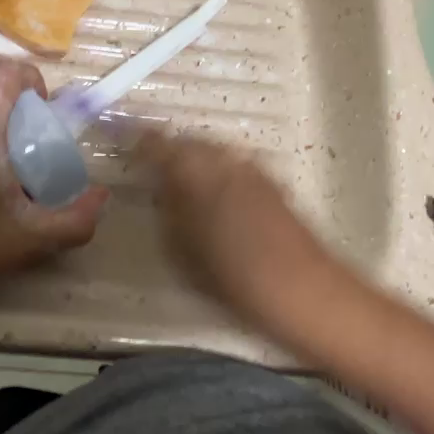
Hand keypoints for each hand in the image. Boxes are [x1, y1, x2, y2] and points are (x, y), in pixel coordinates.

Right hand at [137, 132, 336, 328]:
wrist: (305, 291)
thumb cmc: (236, 279)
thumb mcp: (184, 253)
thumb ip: (168, 212)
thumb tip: (160, 188)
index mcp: (198, 173)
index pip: (160, 145)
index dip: (142, 143)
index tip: (128, 147)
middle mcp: (226, 160)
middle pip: (190, 142)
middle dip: (171, 149)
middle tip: (153, 164)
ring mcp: (254, 168)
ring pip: (215, 151)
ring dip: (197, 158)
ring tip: (183, 180)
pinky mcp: (273, 182)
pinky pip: (235, 164)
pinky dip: (220, 170)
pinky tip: (216, 193)